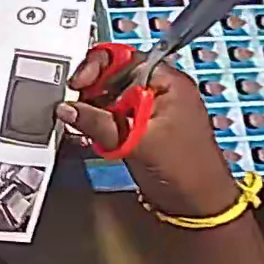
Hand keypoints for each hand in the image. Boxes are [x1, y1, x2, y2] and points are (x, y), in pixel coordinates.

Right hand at [56, 51, 235, 216]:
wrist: (198, 206)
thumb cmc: (183, 169)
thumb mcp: (137, 142)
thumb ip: (98, 123)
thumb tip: (65, 108)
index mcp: (167, 82)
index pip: (123, 58)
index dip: (96, 66)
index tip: (78, 84)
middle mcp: (156, 89)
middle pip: (111, 74)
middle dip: (91, 89)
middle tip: (77, 105)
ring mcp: (146, 107)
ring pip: (107, 93)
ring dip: (92, 107)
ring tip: (86, 123)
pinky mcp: (137, 124)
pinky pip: (109, 112)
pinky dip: (97, 120)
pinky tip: (93, 132)